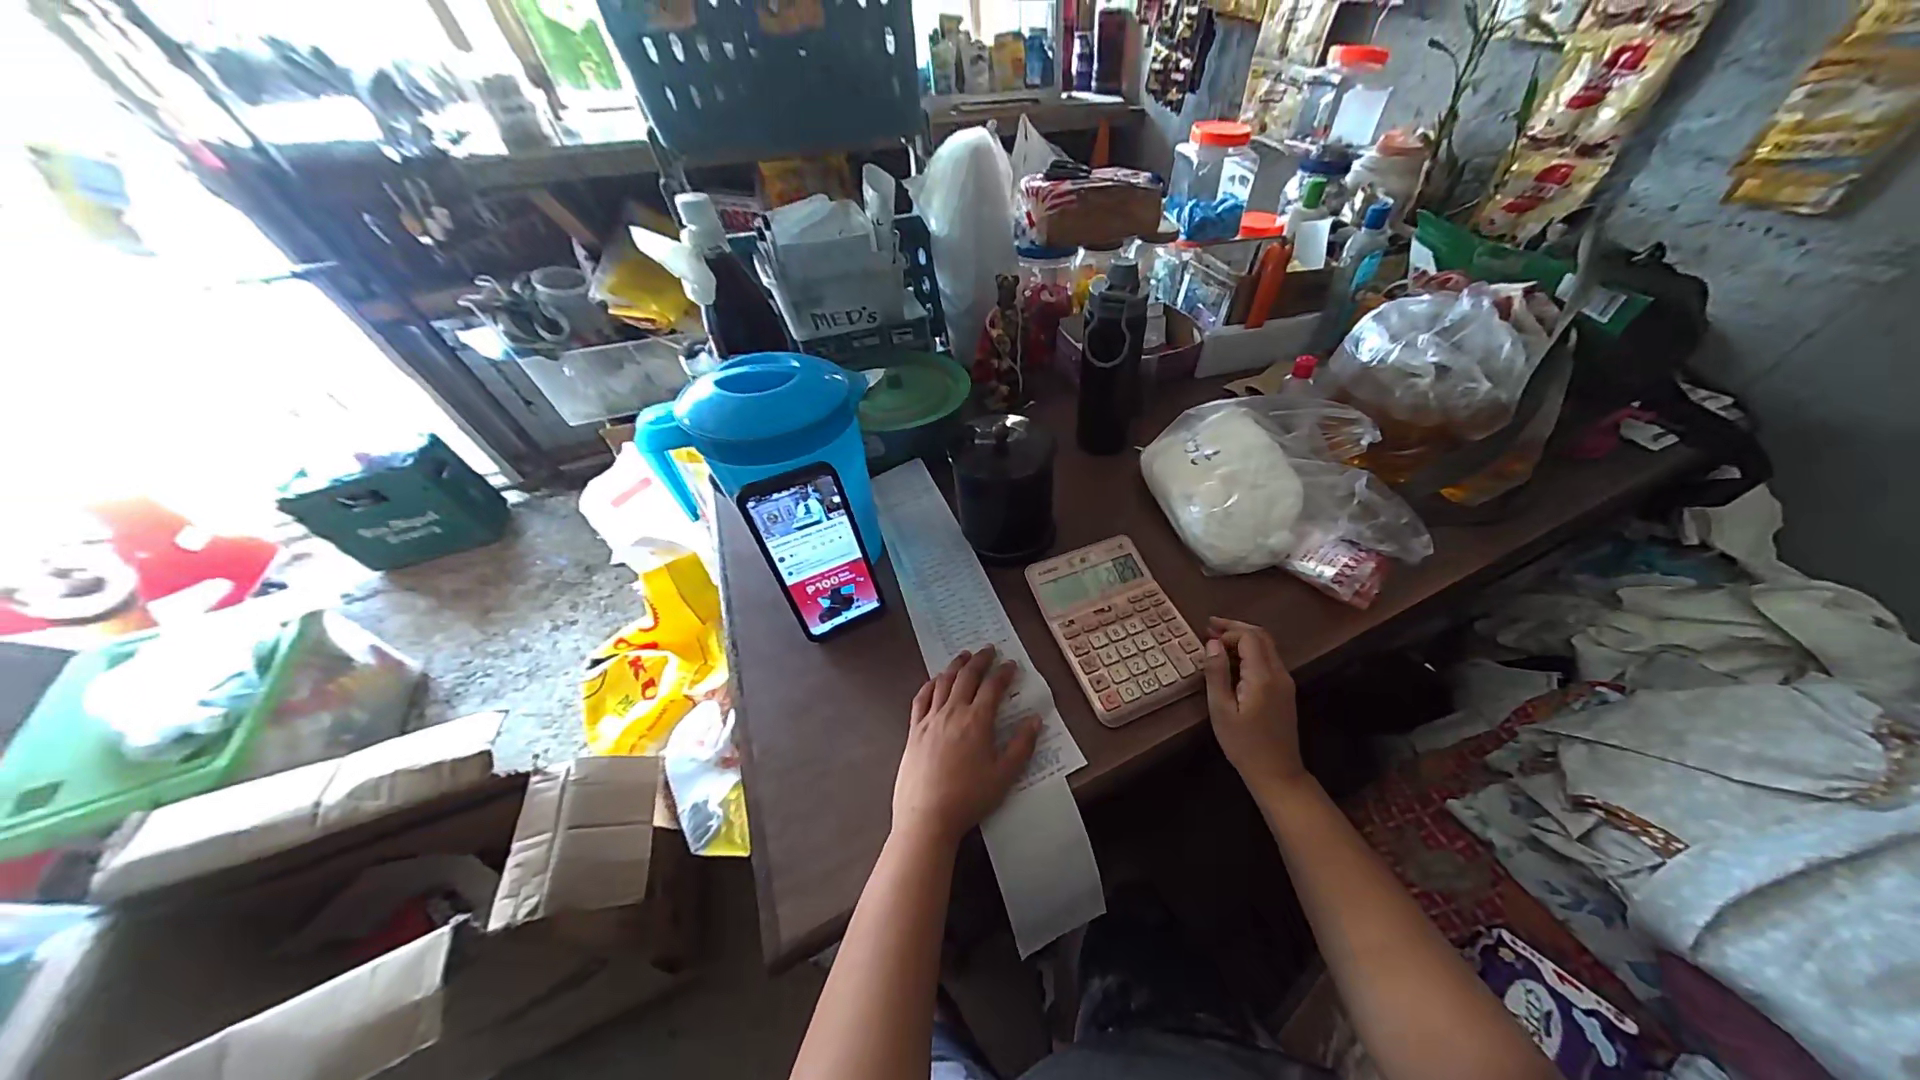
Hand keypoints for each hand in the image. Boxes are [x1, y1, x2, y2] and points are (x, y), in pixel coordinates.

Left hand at [892, 646, 1038, 848]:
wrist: (927, 816)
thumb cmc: (969, 798)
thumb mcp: (1004, 775)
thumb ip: (1021, 746)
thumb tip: (1035, 720)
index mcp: (977, 721)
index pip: (993, 688)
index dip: (1004, 673)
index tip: (1011, 665)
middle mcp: (953, 713)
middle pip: (967, 677)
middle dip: (980, 660)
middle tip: (988, 650)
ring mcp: (930, 720)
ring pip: (943, 682)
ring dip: (955, 666)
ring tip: (963, 656)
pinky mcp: (914, 731)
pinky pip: (921, 699)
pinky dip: (929, 684)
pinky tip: (934, 680)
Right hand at [1202, 618, 1307, 790]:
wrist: (1277, 773)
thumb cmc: (1243, 744)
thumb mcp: (1221, 709)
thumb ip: (1217, 673)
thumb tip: (1211, 643)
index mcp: (1263, 677)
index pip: (1250, 637)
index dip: (1228, 632)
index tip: (1206, 636)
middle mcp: (1279, 674)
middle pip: (1262, 637)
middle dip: (1236, 627)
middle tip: (1210, 626)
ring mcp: (1285, 683)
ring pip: (1267, 647)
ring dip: (1243, 638)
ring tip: (1216, 641)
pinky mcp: (1284, 691)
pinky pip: (1268, 660)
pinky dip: (1250, 652)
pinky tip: (1232, 660)